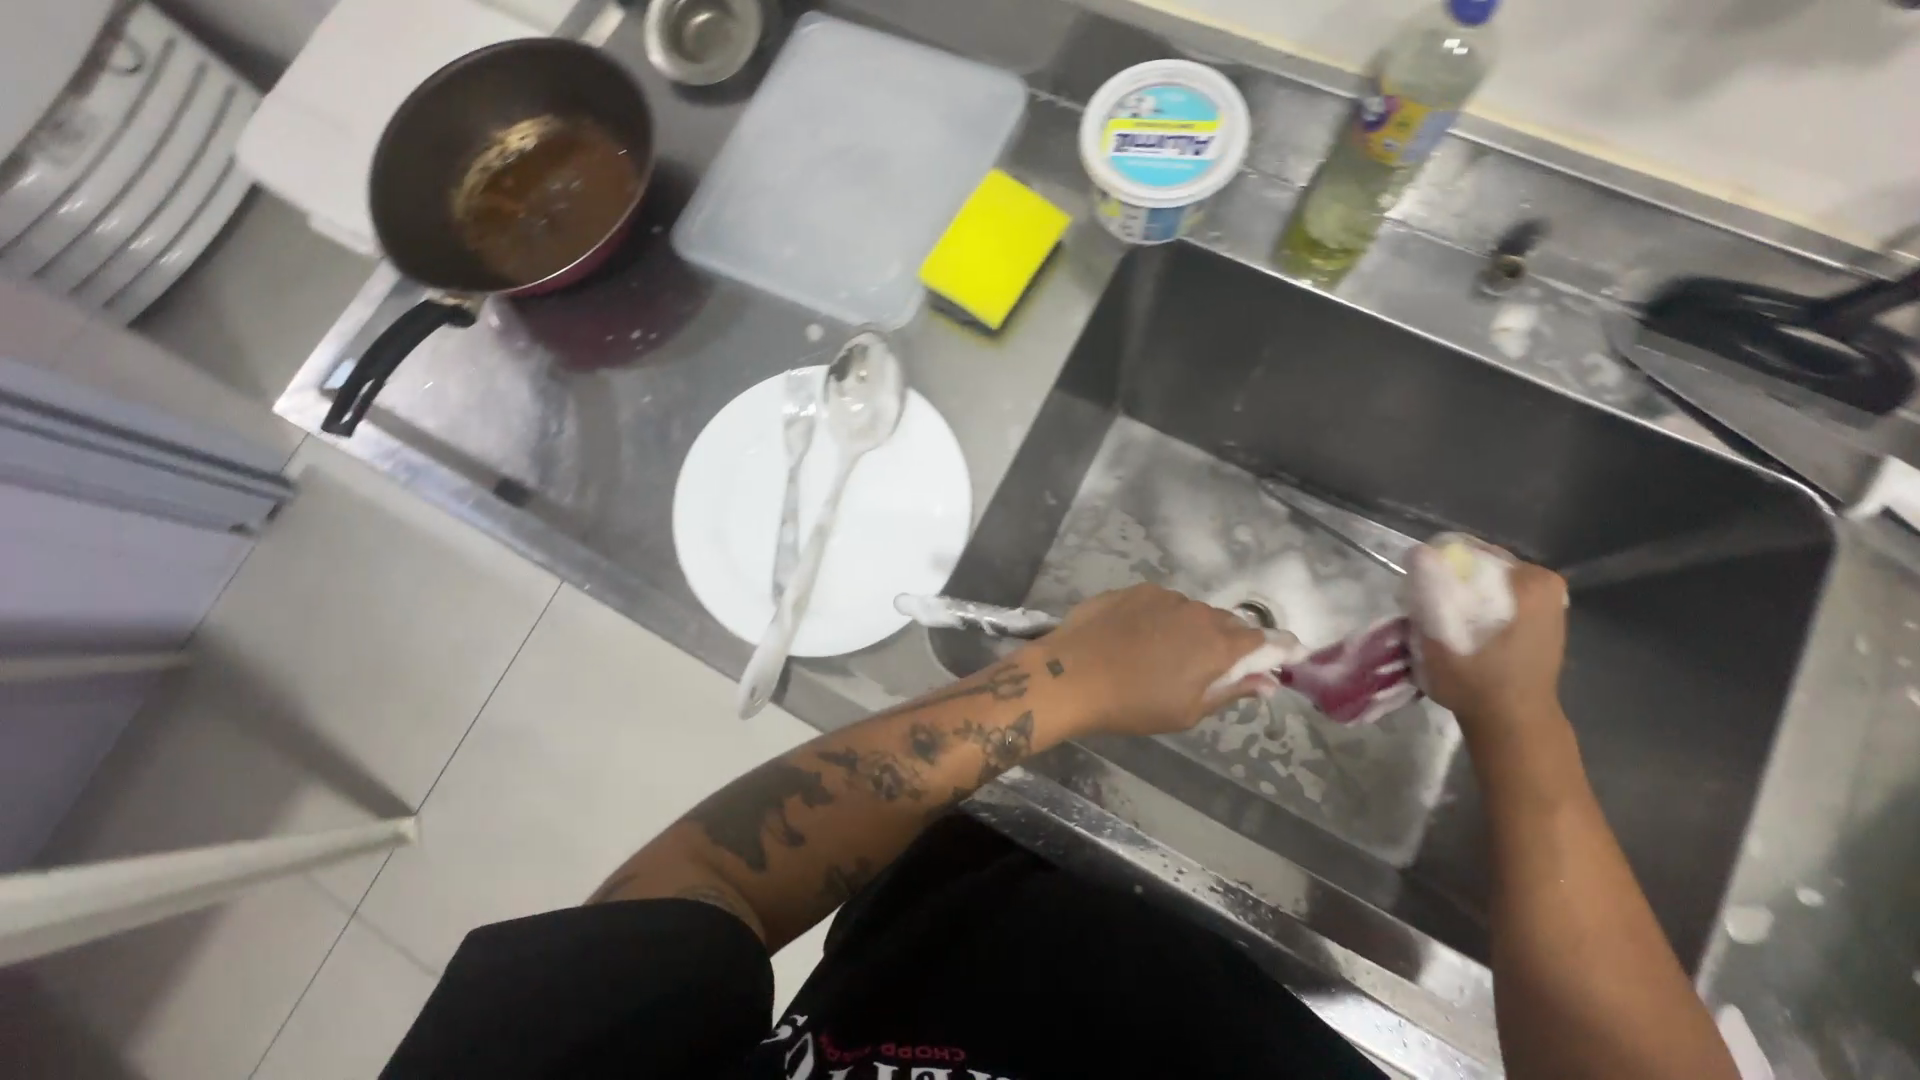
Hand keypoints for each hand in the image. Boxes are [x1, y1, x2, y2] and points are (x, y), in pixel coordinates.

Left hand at [1023, 584, 1287, 737]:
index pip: (1263, 641)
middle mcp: (1196, 611)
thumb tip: (1268, 683)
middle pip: (1227, 623)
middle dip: (1233, 640)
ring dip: (1192, 628)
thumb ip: (1231, 691)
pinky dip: (1161, 619)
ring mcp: (1161, 596)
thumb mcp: (1188, 710)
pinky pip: (1159, 604)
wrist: (1070, 676)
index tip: (1292, 652)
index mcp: (1217, 644)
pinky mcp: (1130, 590)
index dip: (1280, 647)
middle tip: (1224, 663)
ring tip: (1172, 654)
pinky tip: (1141, 638)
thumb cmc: (1133, 704)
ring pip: (1191, 611)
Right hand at [1416, 560, 1568, 744]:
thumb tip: (1418, 552)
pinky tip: (1462, 635)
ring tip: (1442, 625)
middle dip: (1450, 584)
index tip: (1419, 593)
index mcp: (1531, 582)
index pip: (1471, 554)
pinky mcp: (1542, 624)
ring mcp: (1548, 606)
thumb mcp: (1442, 636)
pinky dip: (1478, 611)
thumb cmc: (1477, 681)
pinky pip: (1499, 602)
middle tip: (1426, 611)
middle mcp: (1546, 587)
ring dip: (1461, 598)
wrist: (1512, 724)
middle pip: (1479, 569)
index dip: (1438, 569)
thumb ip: (1430, 591)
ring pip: (1487, 586)